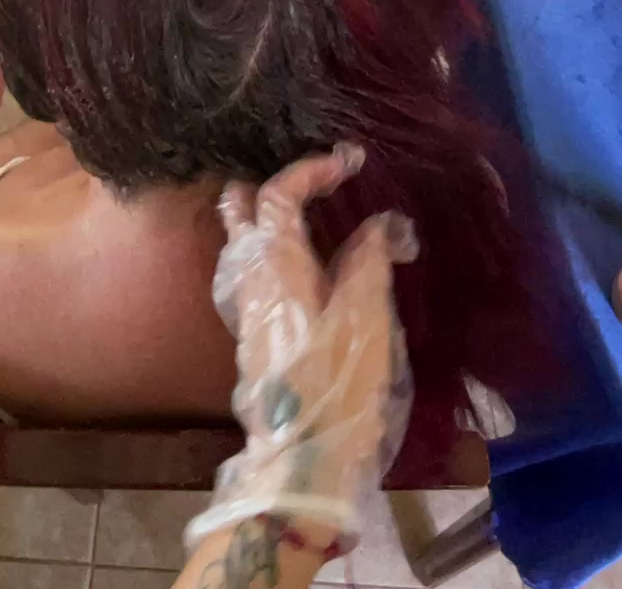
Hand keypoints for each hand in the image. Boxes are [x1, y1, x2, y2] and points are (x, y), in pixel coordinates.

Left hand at [185, 144, 415, 549]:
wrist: (300, 459)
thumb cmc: (336, 384)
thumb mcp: (365, 319)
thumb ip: (369, 261)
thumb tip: (382, 223)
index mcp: (275, 264)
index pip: (278, 195)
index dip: (310, 170)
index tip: (348, 162)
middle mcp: (248, 274)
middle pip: (239, 208)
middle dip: (269, 183)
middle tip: (314, 180)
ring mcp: (244, 302)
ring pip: (241, 237)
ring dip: (269, 214)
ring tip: (315, 213)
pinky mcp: (251, 326)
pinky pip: (252, 263)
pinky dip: (273, 243)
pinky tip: (308, 259)